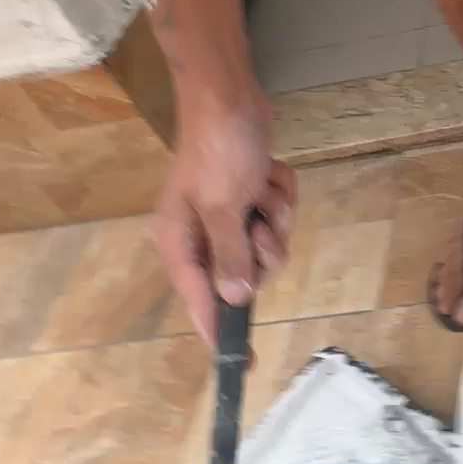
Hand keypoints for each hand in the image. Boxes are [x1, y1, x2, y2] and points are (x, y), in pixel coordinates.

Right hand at [150, 84, 296, 343]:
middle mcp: (204, 233)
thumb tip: (236, 299)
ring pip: (271, 239)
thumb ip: (231, 255)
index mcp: (181, 242)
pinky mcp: (254, 194)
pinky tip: (269, 170)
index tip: (244, 366)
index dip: (222, 333)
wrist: (231, 97)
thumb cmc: (219, 150)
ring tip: (262, 185)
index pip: (202, 301)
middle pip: (249, 271)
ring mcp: (232, 213)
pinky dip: (281, 190)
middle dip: (265, 244)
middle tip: (261, 220)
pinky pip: (280, 209)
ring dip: (276, 211)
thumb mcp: (224, 207)